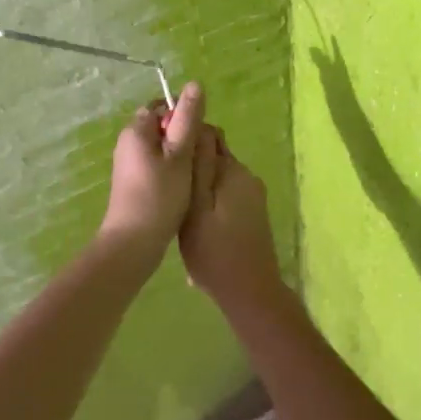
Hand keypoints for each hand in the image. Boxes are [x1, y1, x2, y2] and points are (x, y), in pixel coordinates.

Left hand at [98, 82, 204, 262]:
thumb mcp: (180, 154)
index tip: (197, 138)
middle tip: (198, 159)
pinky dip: (171, 171)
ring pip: (161, 148)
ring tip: (193, 176)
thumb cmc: (159, 196)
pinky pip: (156, 165)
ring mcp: (128, 163)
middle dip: (184, 137)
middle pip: (162, 126)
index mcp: (136, 130)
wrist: (133, 243)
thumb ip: (188, 119)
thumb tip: (195, 84)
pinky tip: (182, 189)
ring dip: (180, 157)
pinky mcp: (132, 182)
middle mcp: (128, 142)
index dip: (183, 116)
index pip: (163, 106)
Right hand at [180, 126, 282, 309]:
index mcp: (233, 170)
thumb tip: (198, 127)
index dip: (186, 142)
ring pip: (219, 177)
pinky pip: (227, 194)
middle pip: (215, 156)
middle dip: (193, 166)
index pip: (208, 136)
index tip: (166, 158)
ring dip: (201, 186)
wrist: (249, 292)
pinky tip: (198, 222)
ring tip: (179, 207)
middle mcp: (247, 176)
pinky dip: (211, 201)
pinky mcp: (254, 212)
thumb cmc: (214, 251)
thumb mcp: (196, 206)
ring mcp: (253, 195)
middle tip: (169, 187)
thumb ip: (198, 166)